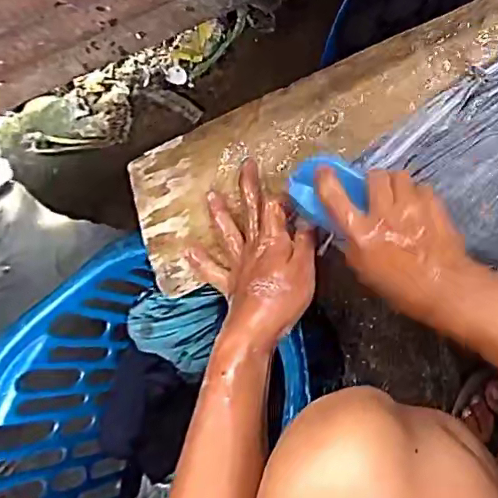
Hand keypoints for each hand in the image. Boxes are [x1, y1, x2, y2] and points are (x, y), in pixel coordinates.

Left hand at [186, 161, 315, 353]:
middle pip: (251, 211)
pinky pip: (212, 269)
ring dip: (220, 214)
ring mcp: (239, 265)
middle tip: (246, 165)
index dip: (281, 193)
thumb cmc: (283, 299)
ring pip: (229, 233)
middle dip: (249, 187)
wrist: (253, 332)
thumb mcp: (304, 266)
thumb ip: (305, 239)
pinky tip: (189, 250)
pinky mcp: (230, 284)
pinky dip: (200, 260)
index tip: (286, 178)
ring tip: (211, 196)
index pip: (276, 208)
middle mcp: (254, 247)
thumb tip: (307, 215)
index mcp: (274, 240)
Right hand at [317, 167, 482, 323]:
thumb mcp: (365, 270)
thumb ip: (353, 242)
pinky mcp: (433, 201)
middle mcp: (384, 214)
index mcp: (362, 234)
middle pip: (374, 176)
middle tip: (377, 193)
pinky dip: (418, 194)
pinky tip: (421, 209)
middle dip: (374, 181)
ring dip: (396, 184)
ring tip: (400, 198)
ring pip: (399, 175)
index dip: (326, 181)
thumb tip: (347, 225)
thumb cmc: (401, 287)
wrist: (444, 286)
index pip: (335, 198)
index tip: (324, 171)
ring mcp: (411, 204)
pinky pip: (421, 187)